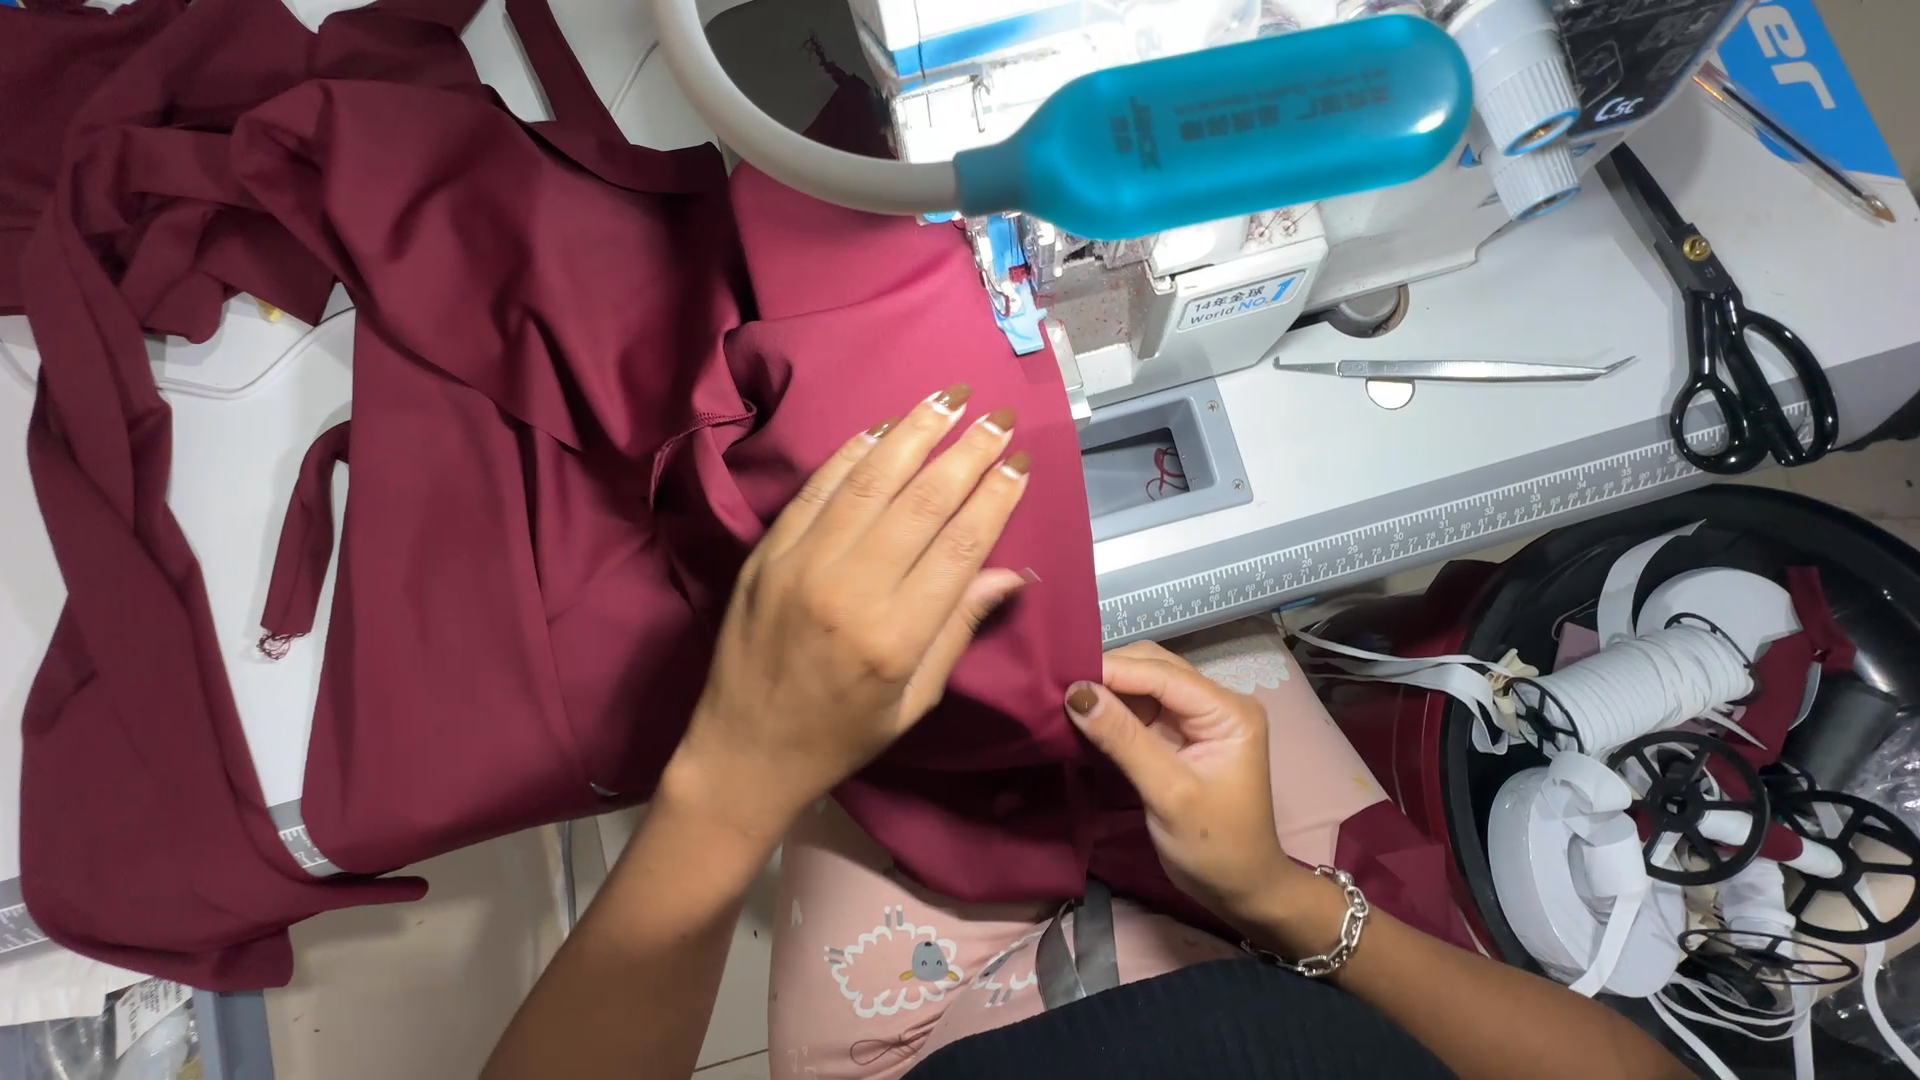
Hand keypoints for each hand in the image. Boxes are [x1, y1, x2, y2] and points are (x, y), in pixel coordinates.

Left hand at [666, 384, 1031, 841]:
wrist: (742, 751)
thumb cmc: (840, 736)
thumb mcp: (914, 700)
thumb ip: (958, 629)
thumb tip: (1010, 573)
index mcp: (895, 636)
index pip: (961, 546)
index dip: (996, 497)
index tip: (1019, 461)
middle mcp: (850, 590)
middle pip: (923, 501)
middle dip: (967, 451)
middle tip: (997, 415)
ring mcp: (801, 565)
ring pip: (871, 481)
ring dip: (914, 433)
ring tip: (949, 398)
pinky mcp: (767, 553)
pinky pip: (817, 489)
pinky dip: (852, 453)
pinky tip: (884, 427)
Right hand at [1066, 641, 1303, 929]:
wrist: (1238, 889)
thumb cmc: (1213, 845)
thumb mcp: (1167, 793)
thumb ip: (1123, 739)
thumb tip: (1077, 693)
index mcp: (1228, 711)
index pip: (1163, 674)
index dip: (1113, 669)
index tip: (1064, 675)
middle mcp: (1215, 702)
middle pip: (1154, 667)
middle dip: (1109, 672)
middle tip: (1059, 684)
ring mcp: (1196, 716)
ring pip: (1144, 682)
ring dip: (1107, 686)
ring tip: (1065, 694)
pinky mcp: (1177, 732)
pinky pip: (1140, 705)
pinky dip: (1112, 706)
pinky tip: (1085, 710)